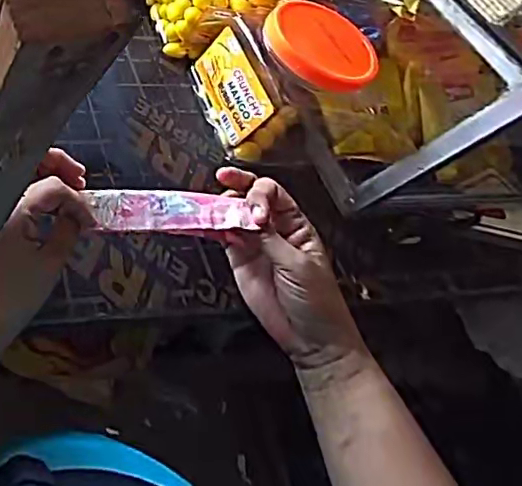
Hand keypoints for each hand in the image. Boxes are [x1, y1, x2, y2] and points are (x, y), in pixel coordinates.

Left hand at [0, 149, 91, 344]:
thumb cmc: (14, 294)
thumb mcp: (50, 262)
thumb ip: (68, 229)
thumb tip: (79, 212)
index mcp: (14, 204)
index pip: (53, 184)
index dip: (77, 197)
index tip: (90, 218)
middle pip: (30, 160)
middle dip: (58, 164)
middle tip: (81, 178)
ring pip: (20, 169)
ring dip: (46, 170)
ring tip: (70, 186)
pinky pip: (12, 184)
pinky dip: (32, 184)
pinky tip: (48, 198)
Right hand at [215, 167, 363, 374]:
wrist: (311, 340)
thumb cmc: (319, 303)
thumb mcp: (299, 265)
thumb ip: (270, 237)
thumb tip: (246, 215)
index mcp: (294, 224)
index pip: (272, 192)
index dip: (259, 194)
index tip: (253, 211)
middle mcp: (272, 227)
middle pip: (249, 195)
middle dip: (236, 187)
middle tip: (222, 180)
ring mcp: (253, 241)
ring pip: (231, 212)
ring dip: (219, 206)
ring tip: (210, 209)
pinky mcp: (237, 256)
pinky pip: (220, 233)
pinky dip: (208, 226)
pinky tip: (202, 222)